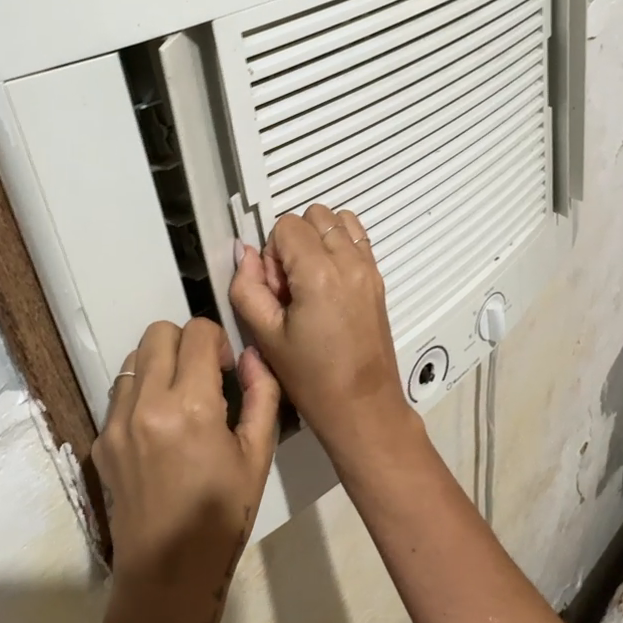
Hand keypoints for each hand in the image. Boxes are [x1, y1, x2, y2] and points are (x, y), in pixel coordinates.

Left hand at [92, 318, 280, 604]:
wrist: (169, 572)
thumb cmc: (222, 516)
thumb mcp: (258, 456)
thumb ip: (262, 395)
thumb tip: (253, 357)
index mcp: (192, 406)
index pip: (197, 332)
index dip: (218, 341)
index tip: (226, 370)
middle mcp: (148, 404)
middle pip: (158, 332)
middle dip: (185, 343)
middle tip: (202, 376)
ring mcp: (118, 422)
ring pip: (134, 358)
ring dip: (159, 364)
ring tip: (178, 399)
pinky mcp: (101, 440)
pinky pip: (120, 393)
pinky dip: (140, 393)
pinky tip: (158, 426)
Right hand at [229, 204, 414, 456]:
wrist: (362, 406)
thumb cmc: (315, 380)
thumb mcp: (266, 336)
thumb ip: (247, 288)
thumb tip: (245, 256)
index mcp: (319, 274)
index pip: (286, 225)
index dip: (272, 254)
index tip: (276, 288)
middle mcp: (349, 263)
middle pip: (314, 216)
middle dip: (295, 242)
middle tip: (290, 286)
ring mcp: (368, 269)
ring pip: (338, 220)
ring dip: (319, 239)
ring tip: (310, 281)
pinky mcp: (378, 279)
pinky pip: (357, 238)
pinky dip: (339, 246)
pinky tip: (327, 284)